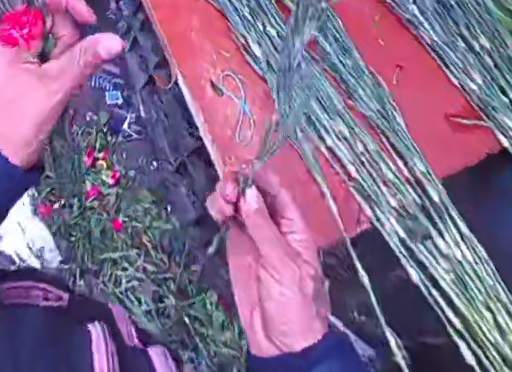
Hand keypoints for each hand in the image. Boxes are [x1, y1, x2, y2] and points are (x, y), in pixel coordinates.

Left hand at [0, 0, 124, 167]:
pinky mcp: (28, 68)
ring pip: (59, 40)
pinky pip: (55, 56)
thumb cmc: (17, 121)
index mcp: (10, 35)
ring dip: (68, 59)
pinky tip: (61, 86)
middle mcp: (13, 38)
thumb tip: (116, 40)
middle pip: (57, 21)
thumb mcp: (55, 86)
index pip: (45, 1)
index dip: (69, 5)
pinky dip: (64, 68)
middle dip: (69, 42)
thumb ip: (85, 58)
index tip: (89, 21)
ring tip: (61, 83)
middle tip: (63, 69)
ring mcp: (20, 54)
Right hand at [207, 170, 328, 356]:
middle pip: (254, 192)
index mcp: (292, 224)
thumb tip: (249, 193)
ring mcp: (254, 234)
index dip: (260, 176)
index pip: (276, 190)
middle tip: (228, 187)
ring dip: (227, 194)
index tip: (242, 167)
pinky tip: (217, 210)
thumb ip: (264, 229)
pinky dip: (220, 210)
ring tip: (221, 200)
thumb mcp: (283, 265)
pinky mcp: (238, 247)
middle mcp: (272, 223)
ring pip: (238, 202)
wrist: (281, 345)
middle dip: (240, 183)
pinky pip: (228, 220)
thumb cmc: (295, 303)